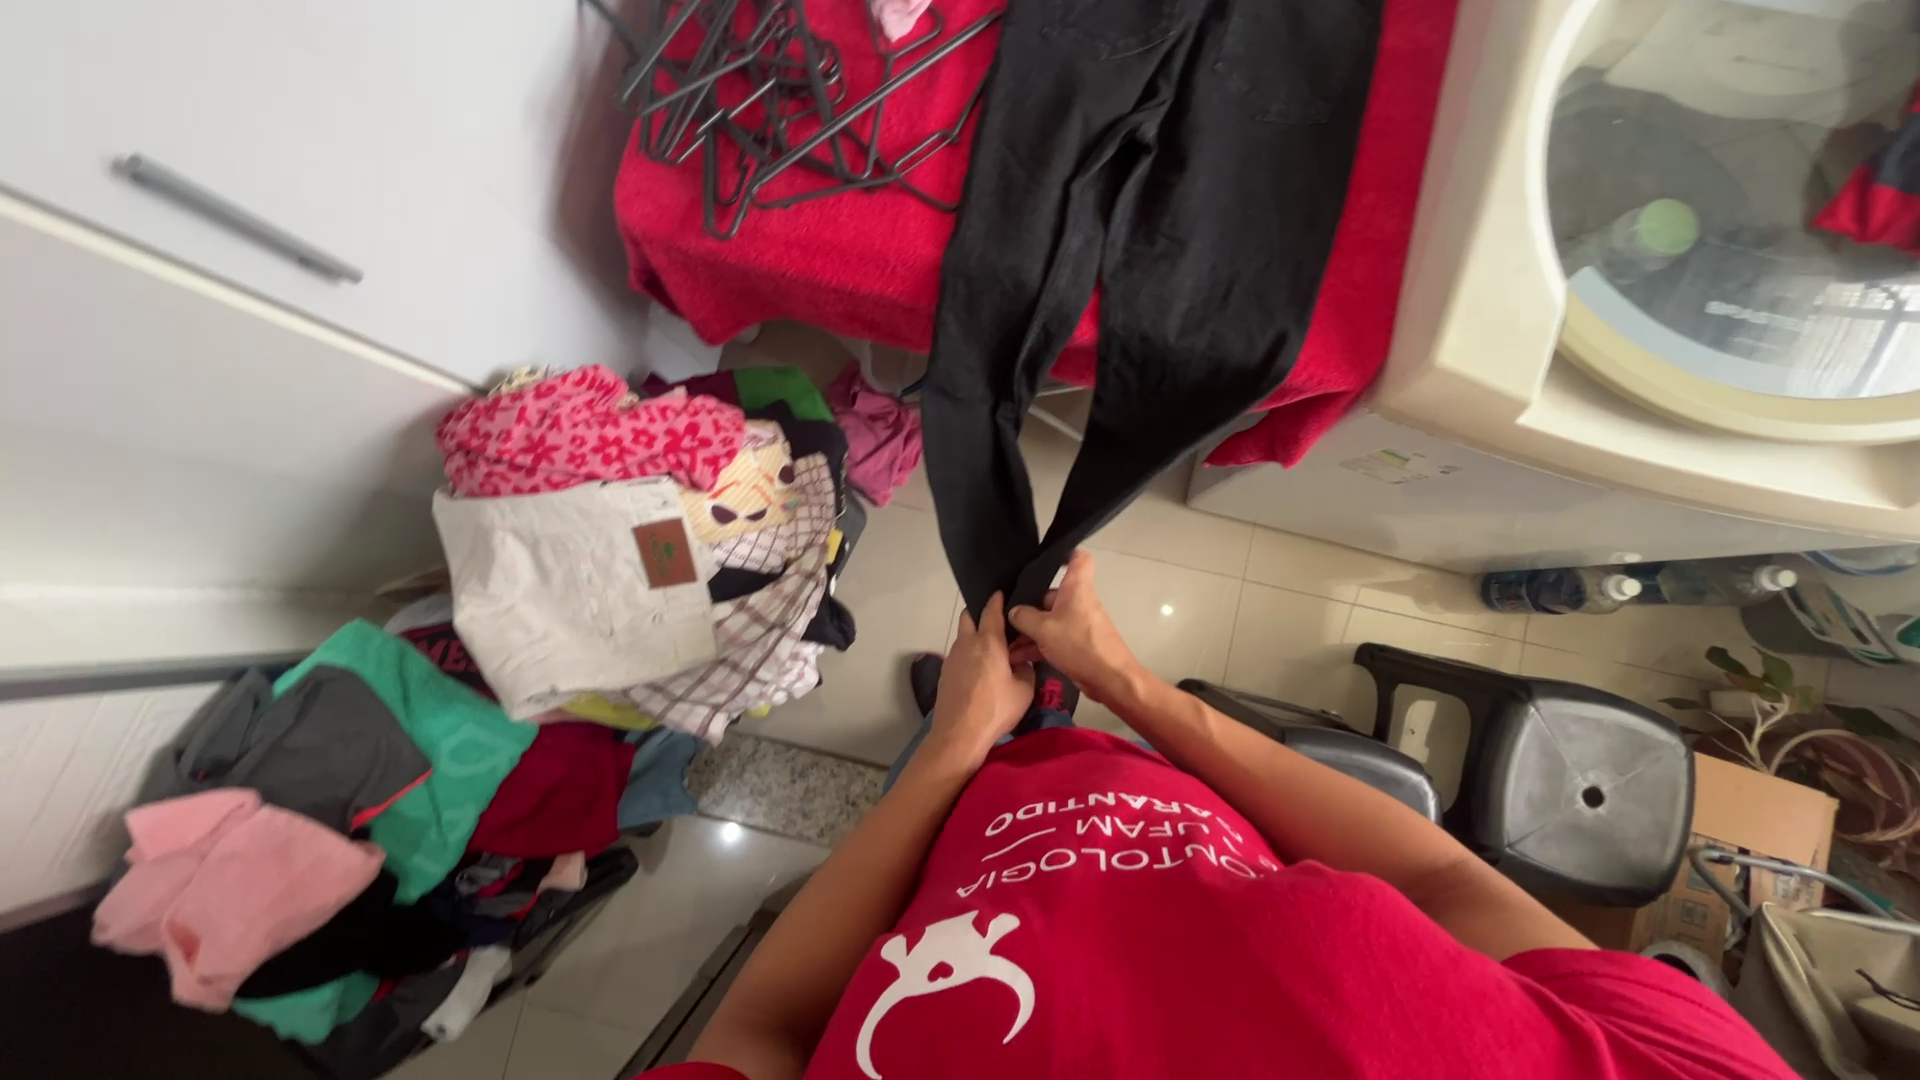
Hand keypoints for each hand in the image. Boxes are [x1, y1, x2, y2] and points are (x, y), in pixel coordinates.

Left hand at [928, 592, 1034, 761]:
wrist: (960, 734)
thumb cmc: (996, 708)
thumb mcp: (1024, 690)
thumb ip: (1026, 669)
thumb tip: (1022, 662)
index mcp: (988, 641)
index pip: (991, 610)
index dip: (997, 599)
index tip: (1002, 593)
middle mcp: (967, 643)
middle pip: (969, 616)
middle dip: (980, 613)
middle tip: (997, 621)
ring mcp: (952, 657)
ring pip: (963, 636)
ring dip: (974, 635)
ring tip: (992, 648)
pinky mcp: (946, 673)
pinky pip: (959, 654)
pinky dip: (969, 653)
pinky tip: (981, 668)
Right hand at [1007, 551, 1144, 704]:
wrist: (1110, 679)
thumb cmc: (1079, 645)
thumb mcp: (1044, 629)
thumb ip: (1024, 617)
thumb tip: (1014, 612)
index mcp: (1076, 589)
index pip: (1078, 559)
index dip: (1065, 554)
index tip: (1048, 559)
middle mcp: (1078, 602)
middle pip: (1051, 595)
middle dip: (1027, 607)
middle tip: (1004, 617)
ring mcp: (1078, 624)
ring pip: (1048, 621)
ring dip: (1028, 632)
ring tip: (1005, 644)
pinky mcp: (1077, 644)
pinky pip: (1052, 639)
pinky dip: (1036, 646)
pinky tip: (1017, 658)